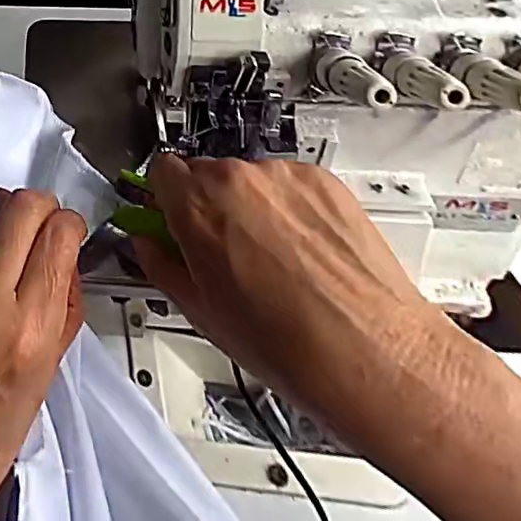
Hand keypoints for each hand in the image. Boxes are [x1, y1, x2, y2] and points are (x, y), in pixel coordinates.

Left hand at [0, 188, 86, 520]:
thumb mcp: (44, 376)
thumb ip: (62, 305)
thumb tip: (66, 256)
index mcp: (26, 333)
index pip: (59, 235)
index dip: (71, 227)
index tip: (69, 237)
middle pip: (26, 204)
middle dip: (45, 211)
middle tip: (45, 235)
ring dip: (11, 217)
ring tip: (11, 250)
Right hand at [132, 154, 450, 435]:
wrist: (370, 352)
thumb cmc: (291, 343)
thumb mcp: (201, 312)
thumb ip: (162, 264)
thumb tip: (150, 247)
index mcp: (198, 205)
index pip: (160, 169)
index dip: (162, 196)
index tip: (167, 213)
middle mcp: (239, 179)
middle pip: (204, 172)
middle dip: (205, 204)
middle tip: (220, 247)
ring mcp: (284, 177)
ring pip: (248, 177)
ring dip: (249, 205)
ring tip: (269, 258)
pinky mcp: (322, 180)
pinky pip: (289, 182)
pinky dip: (289, 207)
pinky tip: (300, 251)